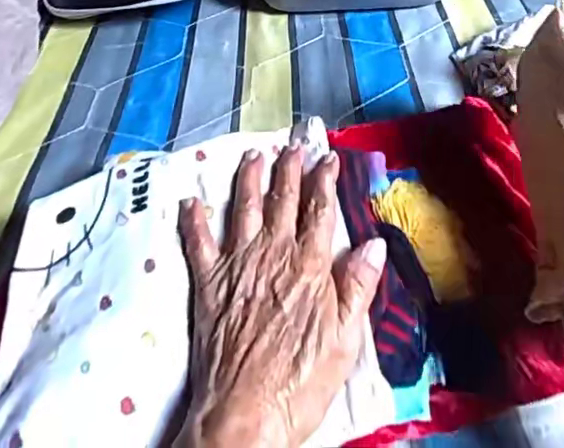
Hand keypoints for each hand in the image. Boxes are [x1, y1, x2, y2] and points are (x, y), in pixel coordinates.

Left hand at [177, 146, 385, 447]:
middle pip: (283, 200)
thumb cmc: (301, 381)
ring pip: (244, 209)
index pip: (320, 209)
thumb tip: (373, 244)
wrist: (245, 418)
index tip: (328, 157)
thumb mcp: (345, 339)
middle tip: (293, 144)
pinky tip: (190, 201)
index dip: (325, 179)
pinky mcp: (209, 285)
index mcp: (309, 265)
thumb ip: (358, 287)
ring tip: (254, 155)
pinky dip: (194, 222)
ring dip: (249, 179)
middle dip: (289, 168)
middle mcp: (273, 254)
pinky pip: (199, 245)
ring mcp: (238, 266)